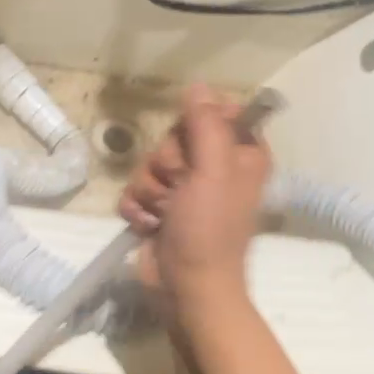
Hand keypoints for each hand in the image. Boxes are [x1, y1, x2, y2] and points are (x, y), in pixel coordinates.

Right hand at [118, 84, 272, 319]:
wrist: (186, 288)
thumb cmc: (209, 230)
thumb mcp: (213, 170)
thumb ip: (206, 125)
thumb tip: (197, 85)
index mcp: (240, 155)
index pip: (210, 113)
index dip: (194, 127)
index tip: (195, 146)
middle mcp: (213, 169)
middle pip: (172, 139)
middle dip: (166, 164)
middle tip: (179, 189)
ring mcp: (183, 192)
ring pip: (149, 166)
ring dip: (150, 191)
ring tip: (165, 214)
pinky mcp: (157, 212)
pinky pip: (133, 192)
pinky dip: (137, 210)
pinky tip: (149, 226)